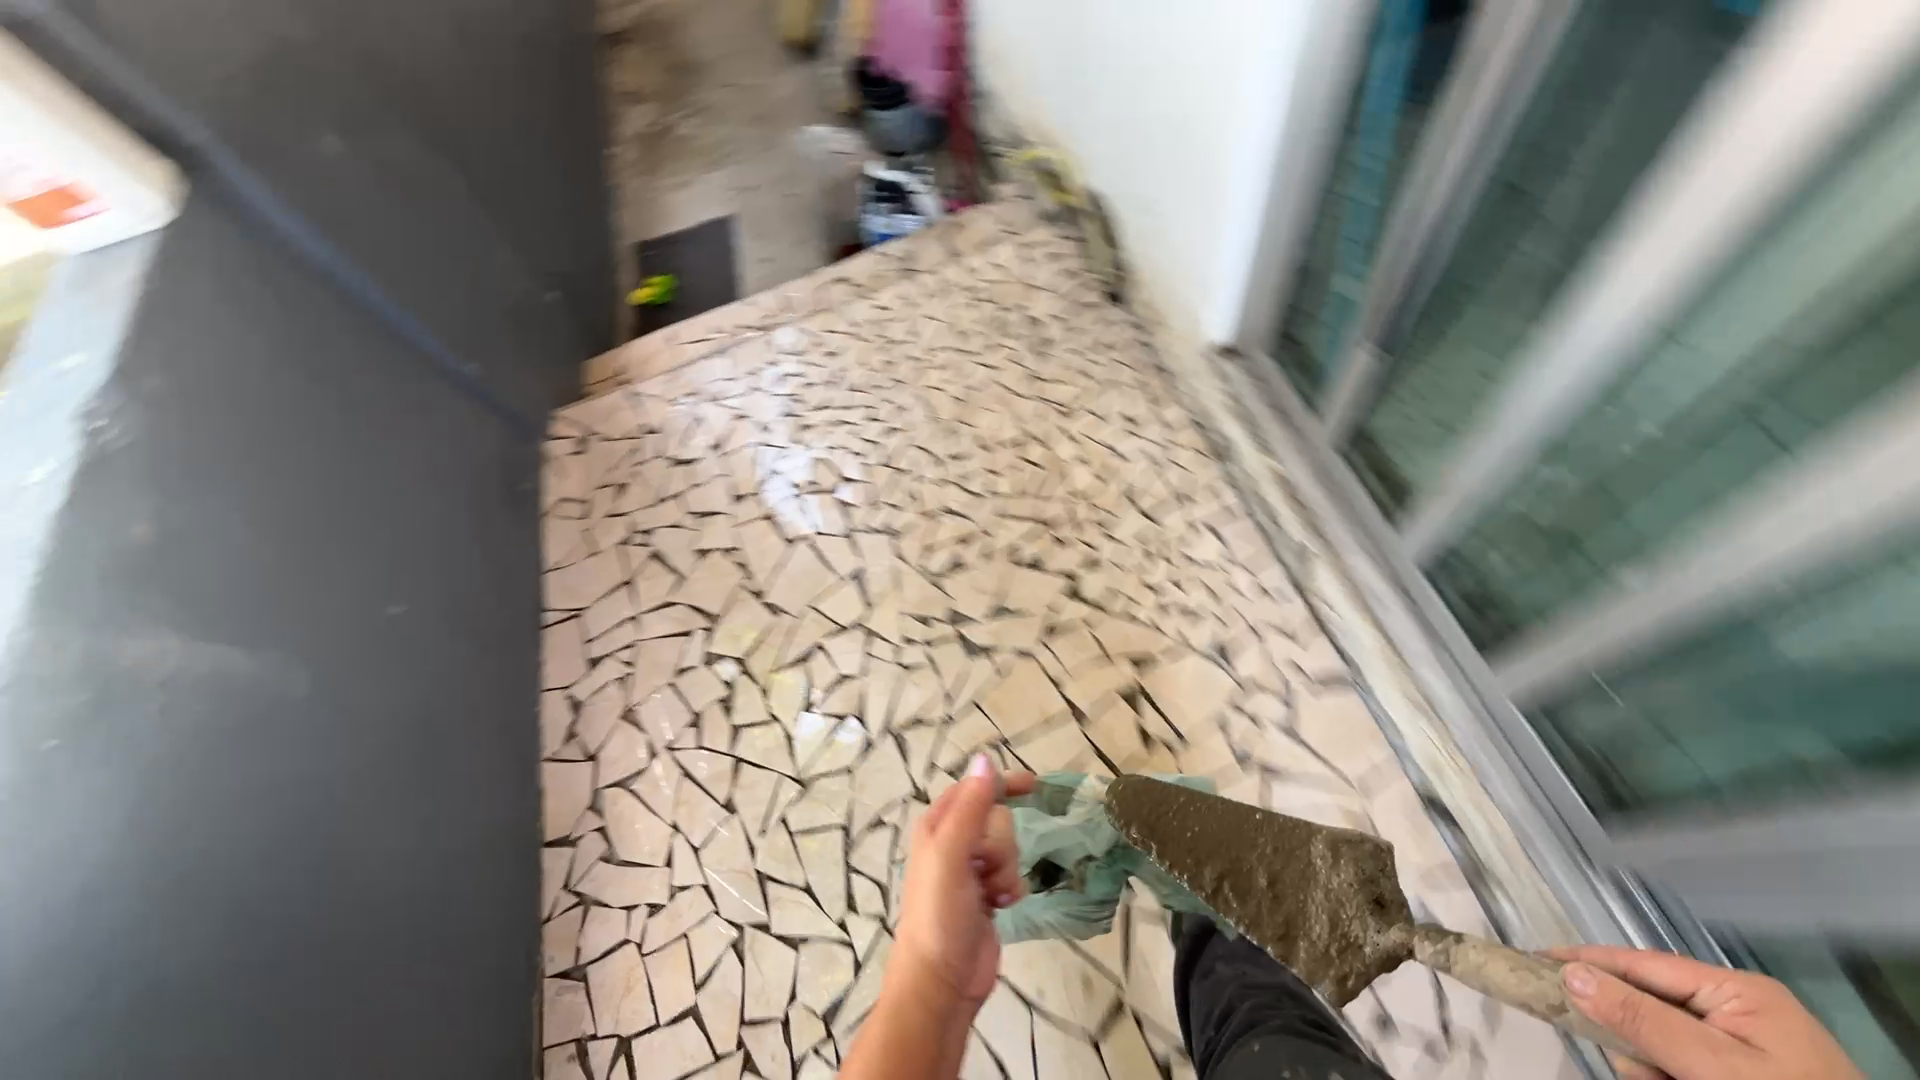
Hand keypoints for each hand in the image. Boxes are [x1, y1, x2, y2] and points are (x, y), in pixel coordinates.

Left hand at [891, 755, 1036, 1009]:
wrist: (941, 981)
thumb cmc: (939, 913)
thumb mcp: (950, 853)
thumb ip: (971, 806)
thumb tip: (985, 757)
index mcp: (936, 825)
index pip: (975, 788)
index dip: (1001, 783)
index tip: (1034, 785)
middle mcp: (952, 842)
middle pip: (997, 819)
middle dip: (1001, 843)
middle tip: (985, 869)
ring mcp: (971, 870)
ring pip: (1008, 847)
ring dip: (1007, 869)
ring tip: (992, 895)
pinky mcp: (987, 895)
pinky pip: (1013, 874)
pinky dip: (1012, 887)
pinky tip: (1002, 907)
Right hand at [1551, 945, 1864, 1079]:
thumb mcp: (1714, 1066)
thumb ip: (1642, 1018)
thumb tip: (1568, 973)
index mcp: (1737, 991)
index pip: (1640, 962)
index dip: (1584, 960)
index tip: (1531, 961)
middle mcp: (1737, 1008)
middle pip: (1645, 1001)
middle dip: (1628, 1032)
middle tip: (1635, 1066)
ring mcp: (1741, 1043)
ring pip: (1655, 1036)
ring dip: (1647, 1063)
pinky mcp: (1738, 1070)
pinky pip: (1677, 1060)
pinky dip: (1666, 1076)